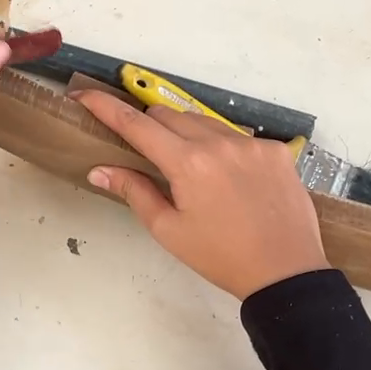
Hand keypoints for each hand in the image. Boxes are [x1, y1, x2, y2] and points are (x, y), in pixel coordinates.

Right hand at [71, 92, 329, 299]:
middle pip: (167, 115)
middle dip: (148, 127)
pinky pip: (235, 136)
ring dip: (185, 135)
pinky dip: (220, 147)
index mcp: (188, 164)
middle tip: (146, 155)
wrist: (286, 273)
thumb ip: (133, 191)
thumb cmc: (219, 257)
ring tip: (191, 171)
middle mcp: (219, 143)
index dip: (105, 107)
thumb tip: (99, 170)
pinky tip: (228, 178)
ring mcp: (250, 143)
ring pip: (201, 121)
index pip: (135, 124)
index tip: (84, 96)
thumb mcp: (168, 229)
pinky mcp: (274, 149)